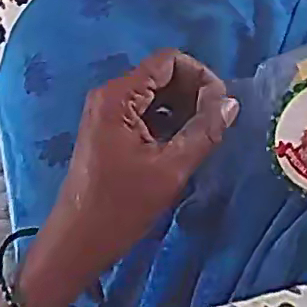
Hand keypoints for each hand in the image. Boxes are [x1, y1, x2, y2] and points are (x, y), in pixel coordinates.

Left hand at [20, 51, 237, 306]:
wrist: (75, 245)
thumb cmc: (120, 207)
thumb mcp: (170, 170)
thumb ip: (204, 131)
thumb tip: (231, 103)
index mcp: (119, 96)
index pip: (169, 60)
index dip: (200, 75)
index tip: (220, 105)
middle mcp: (110, 94)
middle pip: (162, 73)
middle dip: (193, 91)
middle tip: (216, 122)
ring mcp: (107, 111)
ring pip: (156, 92)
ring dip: (183, 106)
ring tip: (202, 134)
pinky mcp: (109, 128)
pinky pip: (146, 110)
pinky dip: (168, 119)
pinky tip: (183, 142)